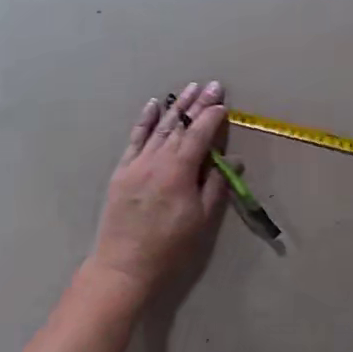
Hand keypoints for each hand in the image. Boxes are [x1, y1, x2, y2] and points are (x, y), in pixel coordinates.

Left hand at [85, 81, 228, 296]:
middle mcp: (157, 159)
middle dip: (197, 104)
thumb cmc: (169, 248)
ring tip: (189, 89)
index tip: (223, 103)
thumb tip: (231, 160)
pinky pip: (135, 138)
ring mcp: (136, 163)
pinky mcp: (122, 170)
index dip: (212, 117)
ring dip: (176, 107)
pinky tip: (154, 105)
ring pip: (159, 127)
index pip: (200, 134)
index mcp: (179, 170)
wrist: (124, 266)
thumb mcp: (201, 221)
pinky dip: (145, 120)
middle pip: (180, 125)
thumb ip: (216, 186)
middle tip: (212, 85)